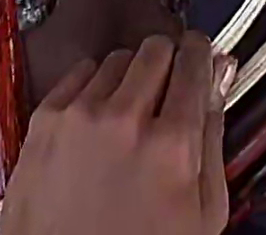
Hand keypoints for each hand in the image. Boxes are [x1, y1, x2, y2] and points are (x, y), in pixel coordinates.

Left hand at [1, 33, 230, 234]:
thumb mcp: (201, 217)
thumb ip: (212, 140)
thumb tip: (218, 78)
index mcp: (172, 147)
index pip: (193, 64)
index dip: (200, 54)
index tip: (200, 51)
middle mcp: (126, 119)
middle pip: (155, 49)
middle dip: (167, 59)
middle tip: (168, 82)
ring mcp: (81, 114)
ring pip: (118, 58)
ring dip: (130, 75)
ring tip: (130, 113)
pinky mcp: (47, 116)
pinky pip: (81, 72)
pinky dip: (94, 85)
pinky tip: (99, 117)